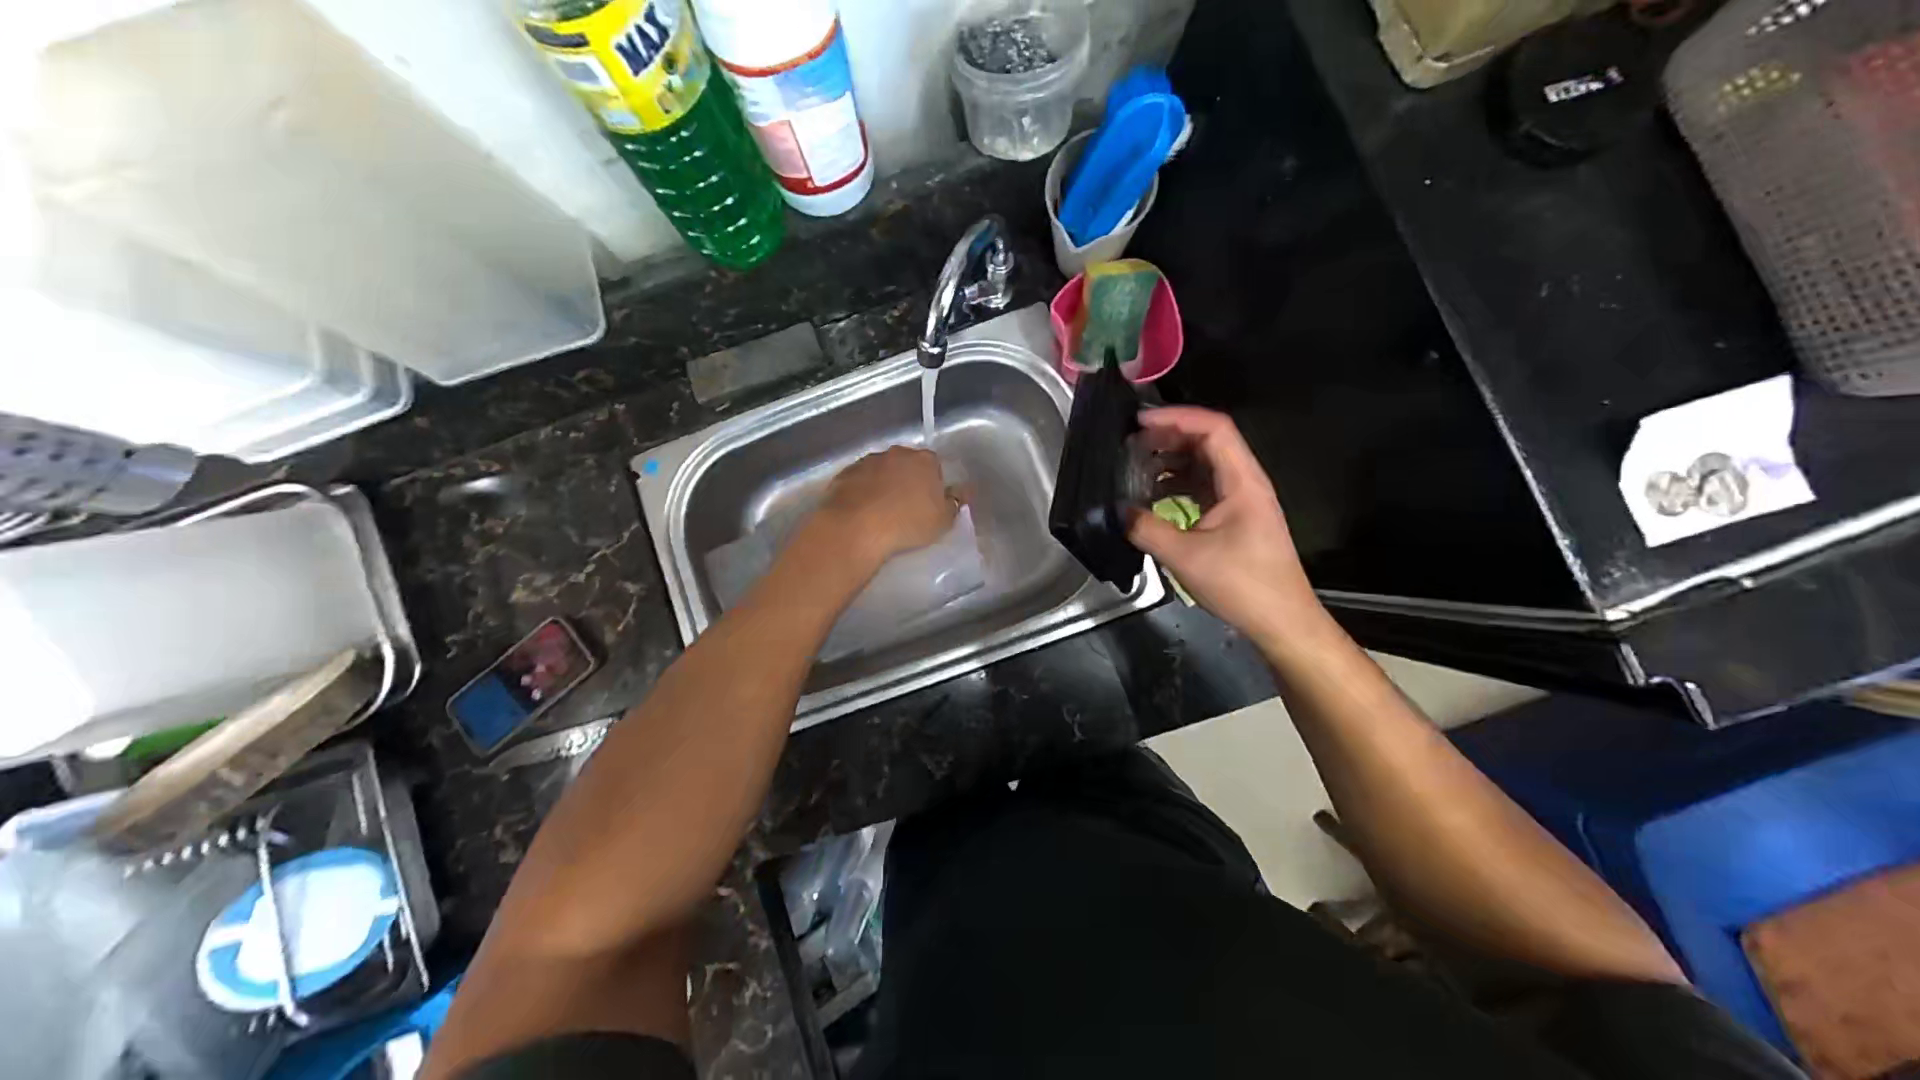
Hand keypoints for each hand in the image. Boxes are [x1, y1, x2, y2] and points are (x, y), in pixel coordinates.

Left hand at [814, 446, 957, 566]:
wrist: (857, 527)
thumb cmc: (908, 524)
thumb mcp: (943, 520)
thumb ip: (954, 502)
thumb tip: (961, 491)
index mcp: (924, 460)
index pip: (934, 465)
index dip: (932, 484)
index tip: (929, 503)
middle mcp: (896, 454)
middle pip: (906, 463)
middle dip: (907, 480)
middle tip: (907, 507)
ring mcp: (868, 461)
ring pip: (881, 470)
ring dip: (883, 484)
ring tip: (882, 511)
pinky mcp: (844, 473)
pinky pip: (859, 480)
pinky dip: (861, 491)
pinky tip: (861, 511)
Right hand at [1126, 407, 1329, 653]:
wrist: (1282, 622)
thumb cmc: (1243, 586)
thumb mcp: (1186, 557)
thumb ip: (1147, 529)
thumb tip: (1116, 512)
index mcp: (1242, 482)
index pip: (1213, 428)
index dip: (1176, 418)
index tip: (1139, 422)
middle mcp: (1245, 483)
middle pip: (1208, 442)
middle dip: (1168, 437)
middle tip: (1130, 443)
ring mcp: (1242, 501)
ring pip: (1205, 465)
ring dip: (1171, 461)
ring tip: (1135, 466)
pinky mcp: (1235, 519)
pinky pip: (1203, 488)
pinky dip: (1177, 486)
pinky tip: (1152, 497)